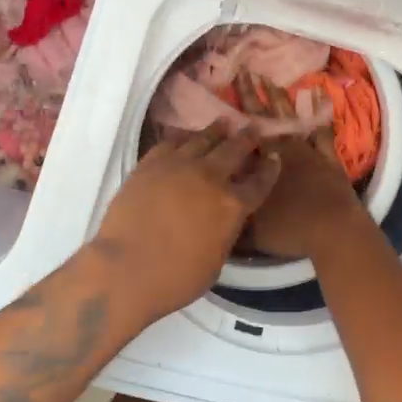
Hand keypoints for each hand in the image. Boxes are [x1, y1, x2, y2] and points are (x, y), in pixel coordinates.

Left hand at [95, 122, 279, 320]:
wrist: (126, 268)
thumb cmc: (176, 278)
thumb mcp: (216, 261)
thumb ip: (225, 231)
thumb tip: (224, 218)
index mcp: (232, 206)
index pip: (259, 182)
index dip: (269, 169)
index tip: (274, 157)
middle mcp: (210, 177)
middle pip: (234, 150)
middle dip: (247, 138)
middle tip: (252, 128)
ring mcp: (178, 165)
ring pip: (203, 138)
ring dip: (216, 131)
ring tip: (223, 123)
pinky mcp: (151, 163)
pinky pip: (171, 142)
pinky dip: (182, 138)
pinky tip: (184, 138)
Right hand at [234, 73, 365, 258]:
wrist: (333, 231)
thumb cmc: (290, 229)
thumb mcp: (251, 230)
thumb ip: (232, 216)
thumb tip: (214, 204)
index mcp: (261, 162)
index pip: (243, 129)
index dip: (235, 109)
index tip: (227, 89)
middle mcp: (282, 148)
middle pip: (264, 117)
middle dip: (252, 94)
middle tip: (245, 71)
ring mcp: (307, 149)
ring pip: (290, 117)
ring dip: (279, 98)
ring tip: (269, 79)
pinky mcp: (327, 156)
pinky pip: (322, 128)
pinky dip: (320, 110)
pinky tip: (318, 92)